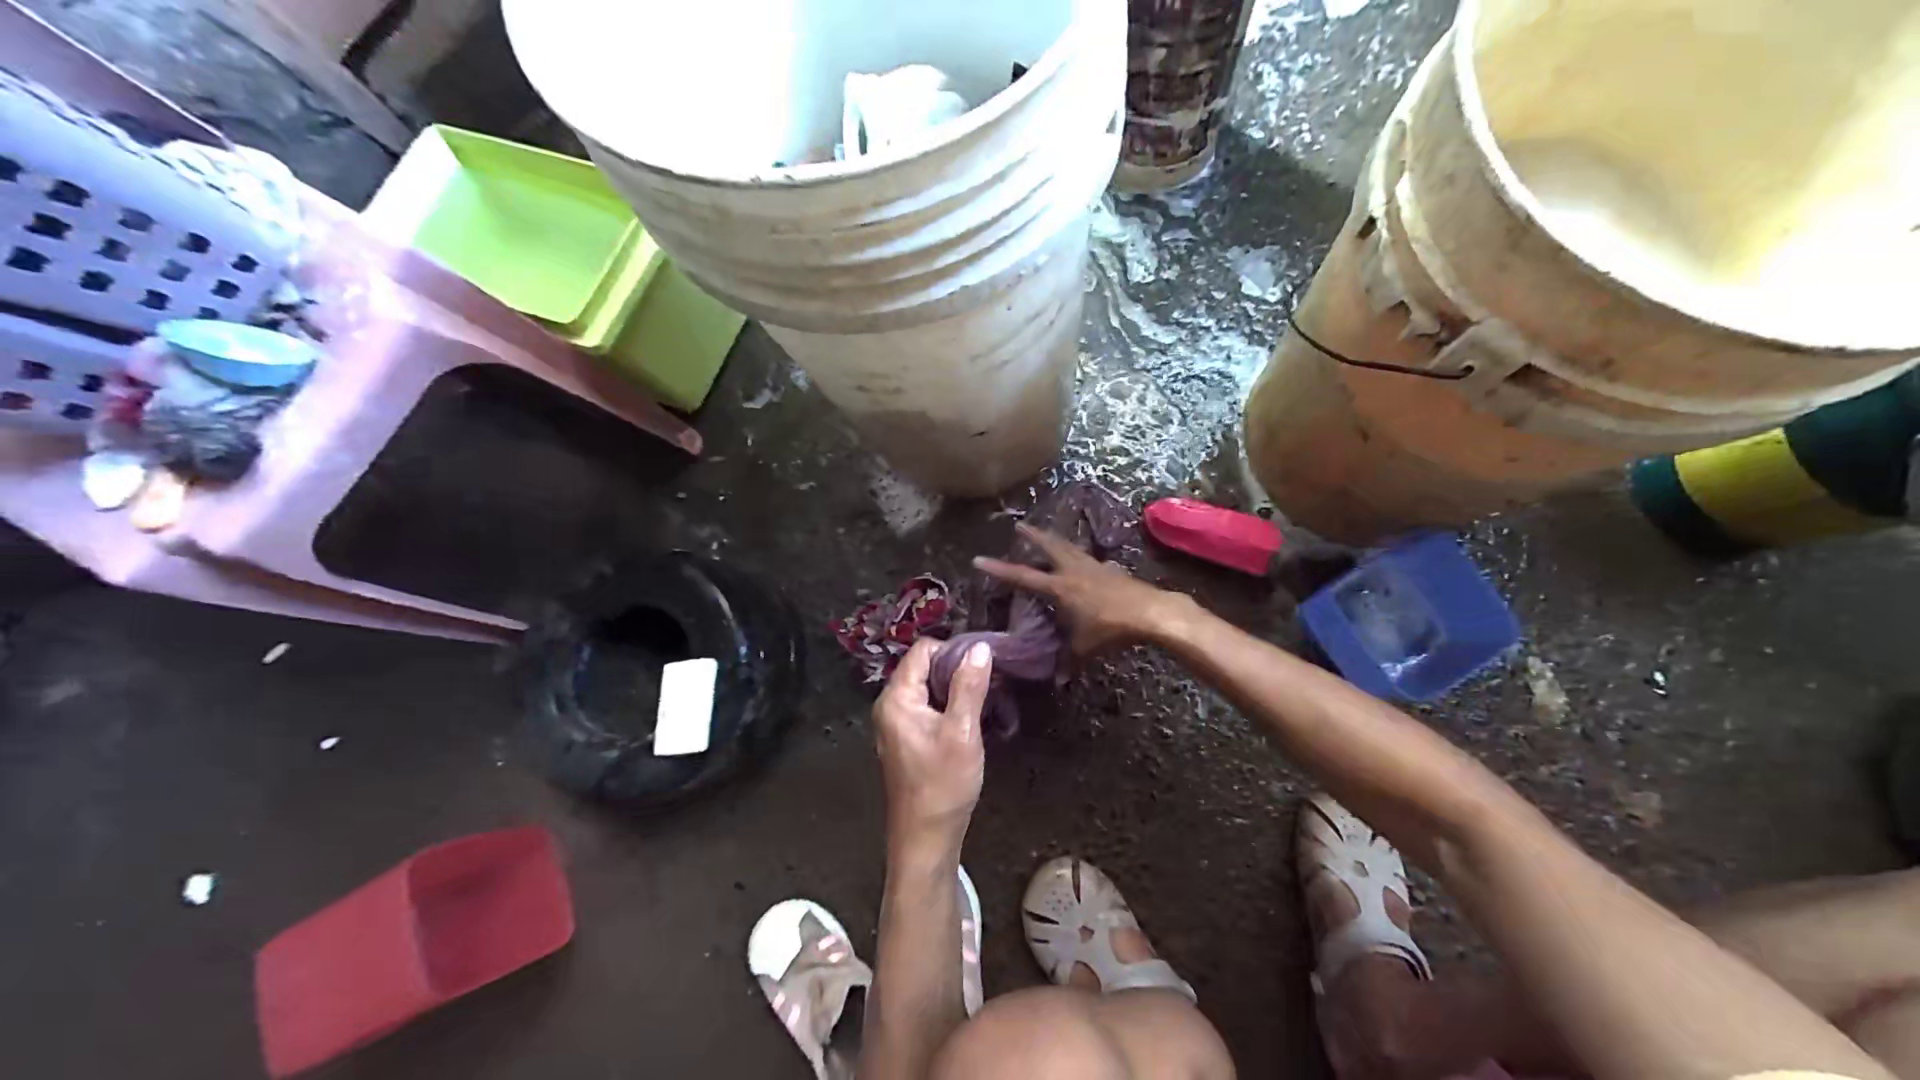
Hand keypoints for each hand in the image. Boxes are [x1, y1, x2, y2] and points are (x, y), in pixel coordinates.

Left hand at [872, 637, 990, 851]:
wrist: (925, 839)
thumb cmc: (943, 785)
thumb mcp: (962, 732)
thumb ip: (970, 686)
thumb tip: (980, 647)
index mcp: (896, 698)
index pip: (923, 650)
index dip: (954, 650)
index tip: (983, 663)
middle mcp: (889, 705)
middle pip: (924, 667)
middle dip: (956, 670)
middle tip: (989, 682)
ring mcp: (895, 723)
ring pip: (928, 688)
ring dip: (955, 690)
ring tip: (984, 700)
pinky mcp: (905, 739)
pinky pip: (926, 708)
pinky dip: (947, 707)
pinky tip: (969, 721)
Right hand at [974, 523, 1189, 655]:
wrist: (1151, 612)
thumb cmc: (1111, 628)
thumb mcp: (1084, 648)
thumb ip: (1068, 661)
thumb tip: (1057, 681)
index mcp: (1060, 587)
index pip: (1023, 577)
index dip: (999, 569)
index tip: (979, 559)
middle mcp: (1074, 570)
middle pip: (1050, 546)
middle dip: (1033, 536)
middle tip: (1020, 526)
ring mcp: (1095, 567)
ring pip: (1070, 549)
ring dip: (1057, 542)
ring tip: (1050, 538)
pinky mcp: (1112, 571)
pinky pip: (1090, 560)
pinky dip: (1082, 558)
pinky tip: (1086, 564)